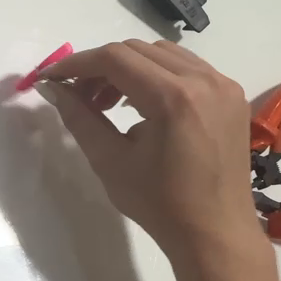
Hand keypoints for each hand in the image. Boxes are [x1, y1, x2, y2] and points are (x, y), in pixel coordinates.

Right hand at [36, 39, 263, 268]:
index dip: (76, 64)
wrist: (214, 230)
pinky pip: (185, 68)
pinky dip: (154, 75)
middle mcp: (204, 81)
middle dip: (99, 67)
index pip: (115, 59)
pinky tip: (138, 104)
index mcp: (173, 98)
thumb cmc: (158, 202)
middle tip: (76, 96)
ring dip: (126, 69)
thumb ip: (79, 117)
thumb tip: (52, 88)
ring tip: (105, 103)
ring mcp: (223, 85)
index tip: (50, 79)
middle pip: (137, 50)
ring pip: (161, 54)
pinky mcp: (230, 95)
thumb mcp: (109, 160)